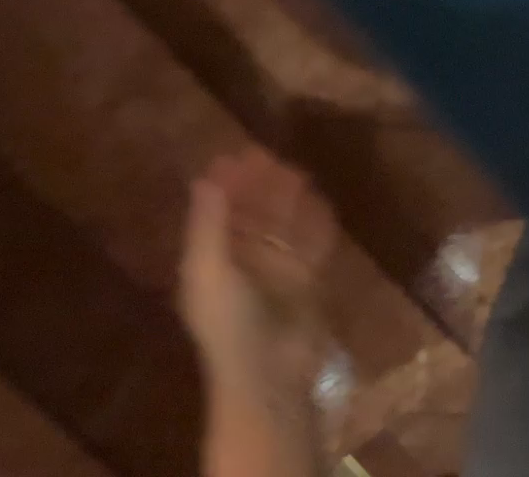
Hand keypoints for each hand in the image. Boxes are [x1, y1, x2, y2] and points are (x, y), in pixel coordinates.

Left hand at [178, 152, 335, 396]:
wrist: (270, 373)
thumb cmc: (231, 321)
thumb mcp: (209, 269)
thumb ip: (209, 223)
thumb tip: (205, 176)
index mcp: (211, 263)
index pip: (218, 214)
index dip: (226, 186)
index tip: (235, 154)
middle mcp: (243, 264)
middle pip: (252, 216)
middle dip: (260, 187)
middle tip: (271, 155)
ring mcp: (277, 273)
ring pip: (284, 226)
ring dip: (290, 200)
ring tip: (299, 171)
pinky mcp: (307, 281)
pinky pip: (313, 244)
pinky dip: (317, 223)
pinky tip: (323, 202)